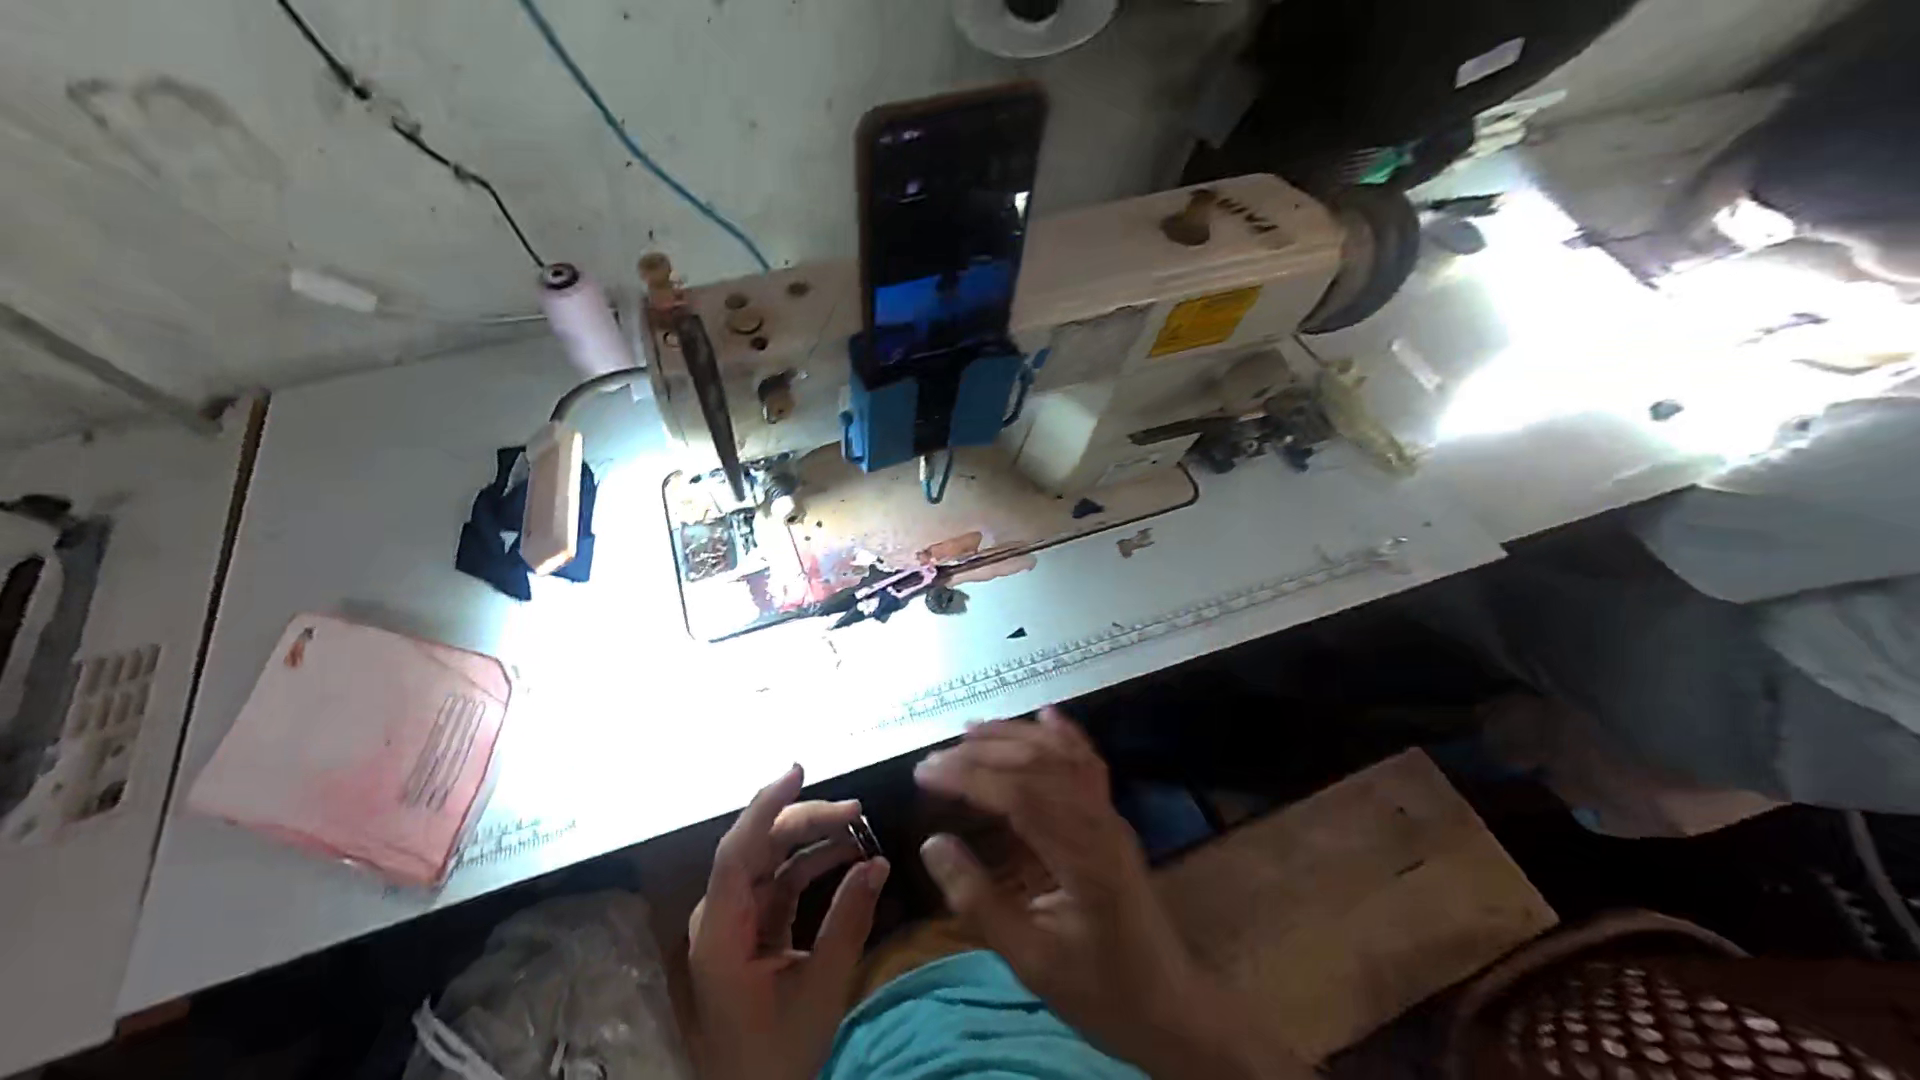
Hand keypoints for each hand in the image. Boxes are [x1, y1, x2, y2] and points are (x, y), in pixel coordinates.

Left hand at [687, 765, 889, 1079]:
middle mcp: (723, 915)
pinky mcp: (754, 926)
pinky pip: (783, 880)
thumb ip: (848, 922)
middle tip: (857, 810)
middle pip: (760, 846)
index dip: (765, 807)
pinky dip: (815, 864)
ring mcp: (738, 919)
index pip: (736, 852)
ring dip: (814, 838)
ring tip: (859, 826)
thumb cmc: (776, 1052)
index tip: (798, 771)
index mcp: (722, 933)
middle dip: (807, 819)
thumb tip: (877, 862)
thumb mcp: (820, 989)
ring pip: (773, 858)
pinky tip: (848, 857)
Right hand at [914, 709, 1300, 1079]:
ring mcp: (1111, 817)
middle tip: (934, 759)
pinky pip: (1089, 764)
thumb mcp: (1031, 960)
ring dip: (1014, 737)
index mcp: (1081, 856)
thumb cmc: (1101, 991)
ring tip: (969, 731)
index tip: (924, 772)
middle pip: (1038, 765)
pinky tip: (1046, 716)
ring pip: (1061, 756)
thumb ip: (979, 901)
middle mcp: (1099, 822)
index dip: (968, 777)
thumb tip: (932, 844)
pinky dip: (1065, 735)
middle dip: (981, 753)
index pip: (1018, 795)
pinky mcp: (1114, 820)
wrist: (1172, 1006)